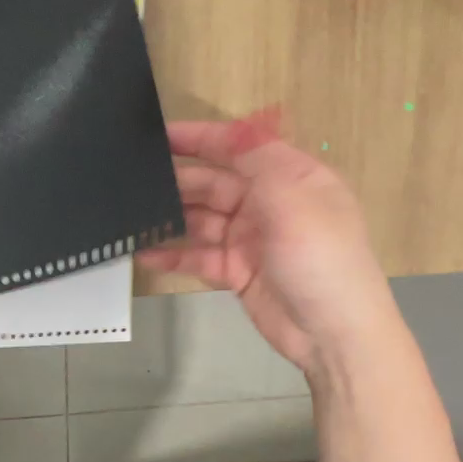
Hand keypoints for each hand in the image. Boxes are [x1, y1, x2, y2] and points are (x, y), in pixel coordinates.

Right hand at [137, 111, 399, 374]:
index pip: (240, 148)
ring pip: (202, 221)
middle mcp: (269, 204)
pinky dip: (173, 255)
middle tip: (134, 182)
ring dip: (171, 218)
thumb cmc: (322, 260)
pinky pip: (198, 257)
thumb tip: (236, 129)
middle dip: (178, 180)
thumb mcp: (297, 202)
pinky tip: (144, 254)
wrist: (332, 332)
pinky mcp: (237, 272)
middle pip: (215, 184)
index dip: (202, 139)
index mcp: (291, 178)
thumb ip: (262, 163)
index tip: (161, 135)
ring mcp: (251, 240)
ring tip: (130, 217)